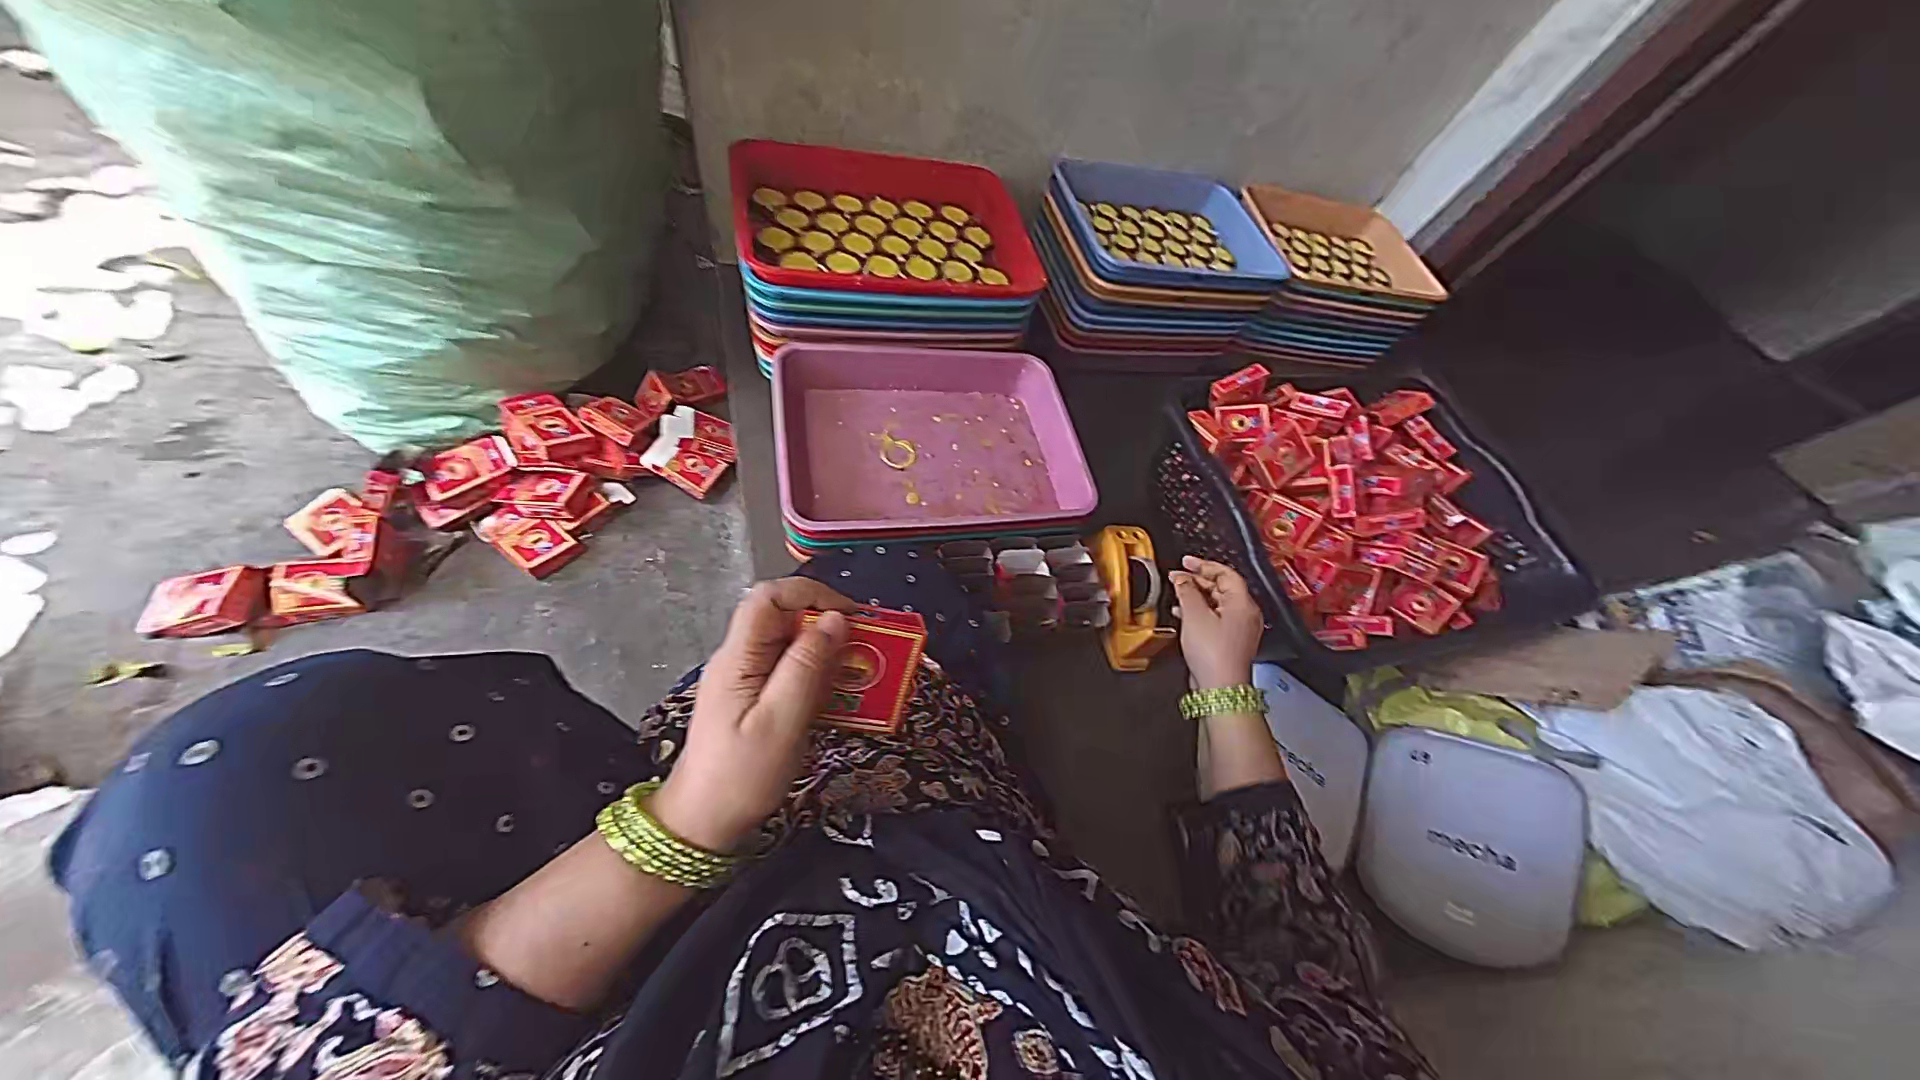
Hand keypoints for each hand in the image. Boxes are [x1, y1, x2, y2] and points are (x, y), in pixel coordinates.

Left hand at [649, 577, 855, 851]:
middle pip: (785, 616)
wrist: (705, 822)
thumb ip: (807, 666)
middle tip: (866, 646)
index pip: (770, 597)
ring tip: (860, 671)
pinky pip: (794, 668)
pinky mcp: (758, 694)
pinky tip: (839, 694)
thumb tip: (836, 619)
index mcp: (739, 657)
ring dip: (829, 650)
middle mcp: (742, 657)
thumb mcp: (781, 722)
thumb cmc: (742, 776)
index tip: (852, 617)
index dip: (812, 595)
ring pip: (793, 641)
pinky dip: (821, 672)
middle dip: (829, 623)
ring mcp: (749, 676)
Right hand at [1169, 556, 1262, 689]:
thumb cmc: (1214, 655)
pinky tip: (1184, 613)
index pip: (1226, 573)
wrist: (1219, 687)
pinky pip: (1215, 617)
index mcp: (1243, 604)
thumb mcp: (1194, 615)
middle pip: (1222, 587)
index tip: (1187, 562)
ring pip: (1217, 602)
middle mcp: (1246, 614)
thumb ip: (1187, 591)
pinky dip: (1199, 611)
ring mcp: (1239, 628)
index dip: (1204, 565)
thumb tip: (1181, 578)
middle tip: (1178, 576)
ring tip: (1178, 593)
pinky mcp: (1230, 641)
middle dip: (1198, 580)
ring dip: (1196, 595)